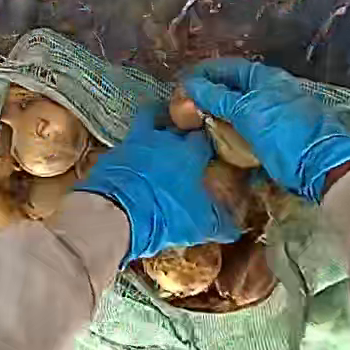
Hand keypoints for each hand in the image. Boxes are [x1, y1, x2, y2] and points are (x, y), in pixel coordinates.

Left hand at [77, 105, 241, 262]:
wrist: (113, 214)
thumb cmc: (164, 215)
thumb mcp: (198, 226)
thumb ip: (220, 224)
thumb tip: (236, 229)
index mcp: (190, 152)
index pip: (206, 136)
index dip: (208, 140)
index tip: (210, 147)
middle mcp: (164, 139)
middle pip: (177, 120)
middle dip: (182, 126)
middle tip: (185, 137)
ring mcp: (136, 142)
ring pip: (148, 120)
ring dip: (153, 127)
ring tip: (158, 140)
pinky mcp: (113, 152)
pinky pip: (126, 145)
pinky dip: (131, 151)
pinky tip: (133, 162)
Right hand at [180, 59, 349, 202]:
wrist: (324, 166)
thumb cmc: (285, 136)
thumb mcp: (248, 114)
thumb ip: (219, 98)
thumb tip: (191, 84)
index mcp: (267, 78)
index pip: (228, 68)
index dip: (205, 74)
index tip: (182, 84)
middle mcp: (274, 89)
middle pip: (236, 86)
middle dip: (212, 93)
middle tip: (186, 105)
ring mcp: (280, 111)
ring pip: (244, 105)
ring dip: (222, 111)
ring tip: (200, 120)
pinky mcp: (283, 132)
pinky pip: (252, 123)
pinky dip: (235, 126)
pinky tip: (225, 136)